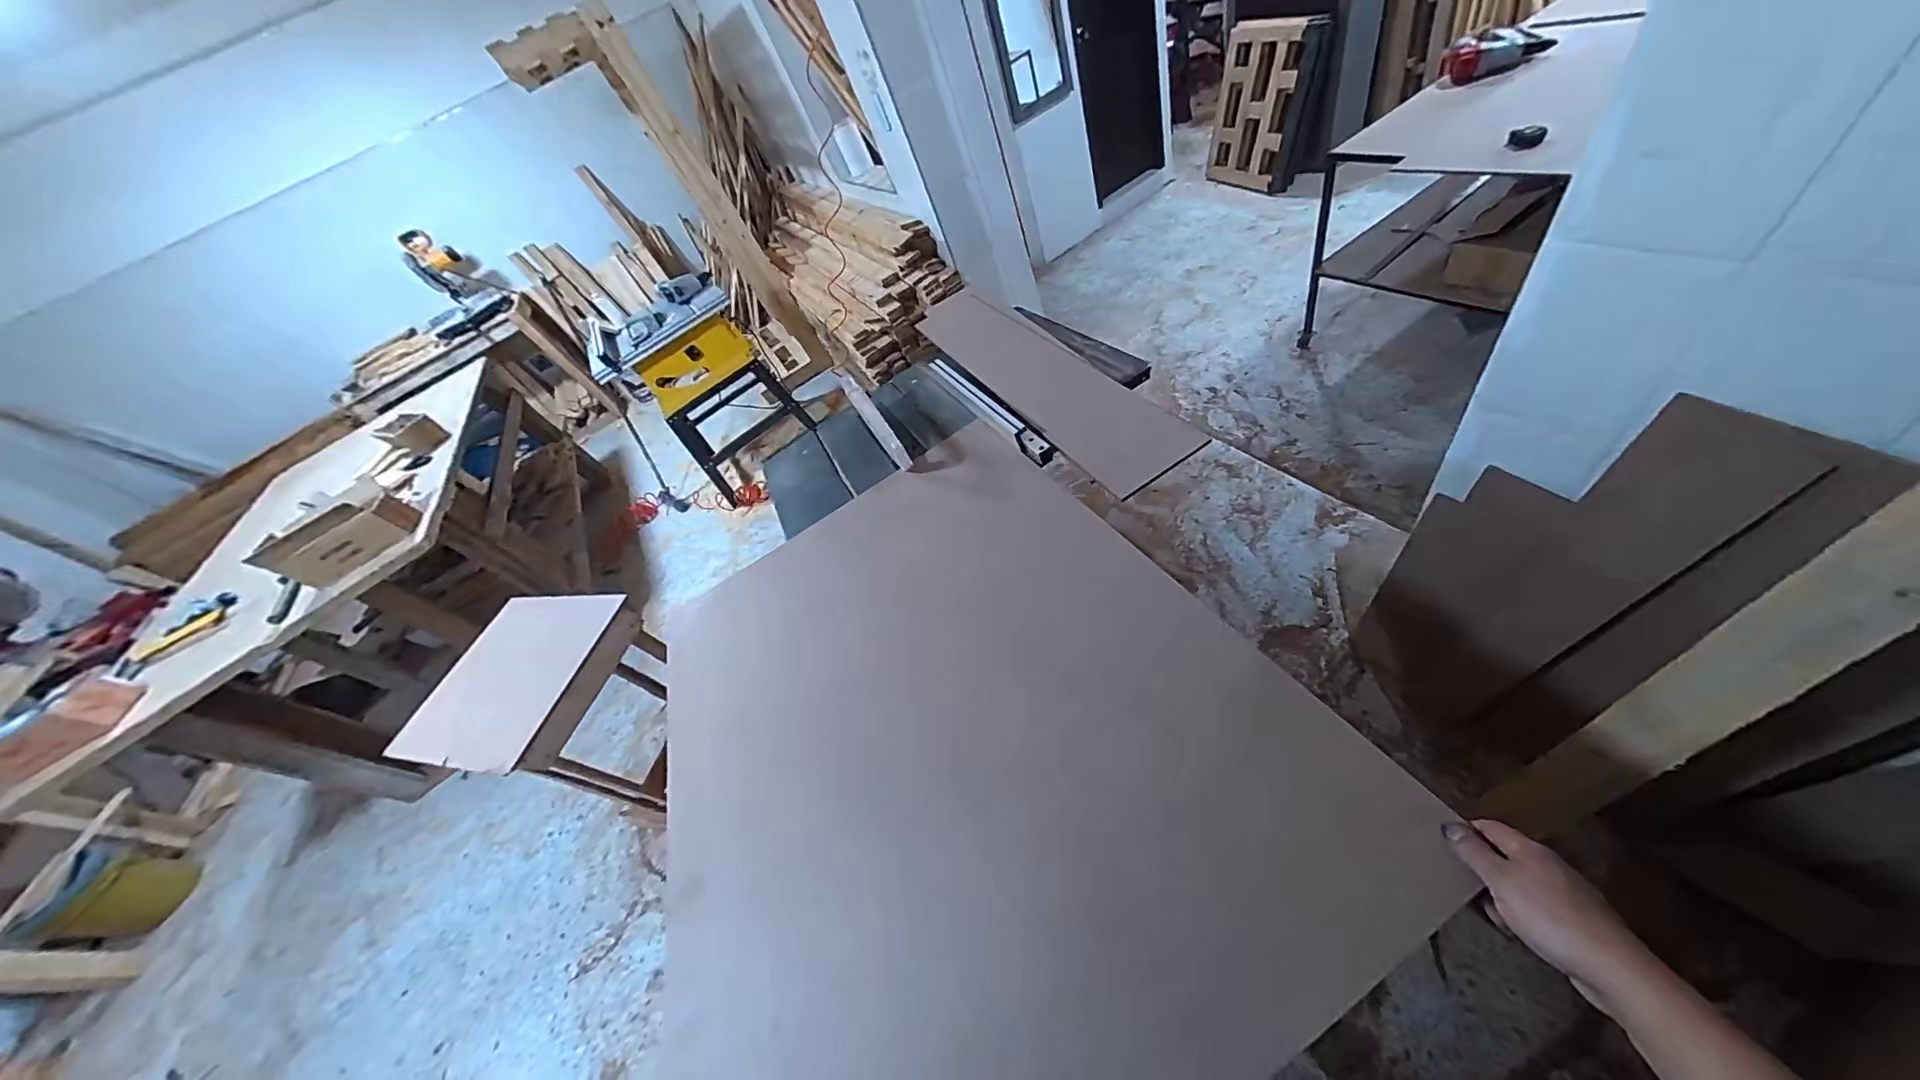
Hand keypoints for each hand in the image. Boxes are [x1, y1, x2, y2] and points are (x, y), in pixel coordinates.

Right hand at [1443, 819, 1657, 1013]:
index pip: (1489, 826)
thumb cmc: (1549, 918)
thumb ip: (1474, 852)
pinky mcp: (1577, 919)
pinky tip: (1520, 931)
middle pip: (1504, 855)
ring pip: (1519, 883)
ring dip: (1501, 894)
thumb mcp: (1501, 881)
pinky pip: (1536, 906)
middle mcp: (1550, 865)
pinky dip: (1521, 913)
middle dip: (1482, 868)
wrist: (1612, 968)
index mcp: (1530, 850)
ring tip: (1494, 914)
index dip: (1464, 830)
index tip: (1443, 843)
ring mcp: (1566, 893)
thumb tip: (1451, 826)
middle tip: (1463, 884)